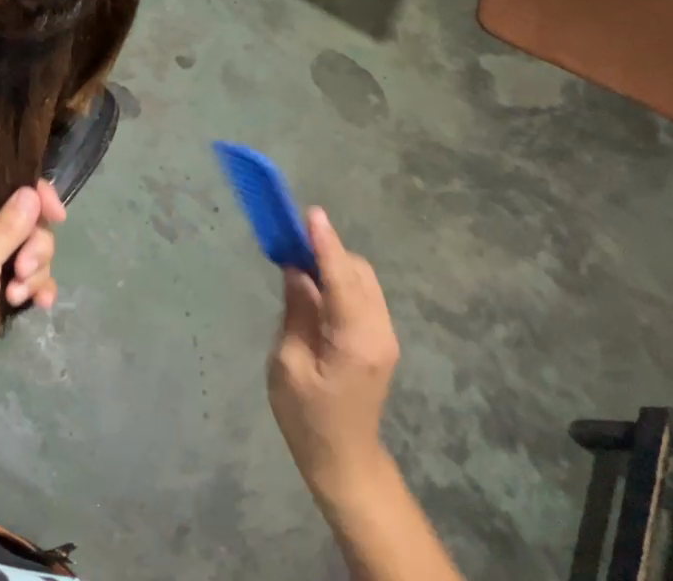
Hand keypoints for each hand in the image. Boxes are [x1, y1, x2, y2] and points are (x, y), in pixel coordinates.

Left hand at [0, 182, 65, 391]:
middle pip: (32, 226)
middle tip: (21, 270)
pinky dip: (39, 291)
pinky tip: (40, 306)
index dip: (38, 198)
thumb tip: (32, 190)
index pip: (13, 192)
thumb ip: (7, 227)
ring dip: (36, 275)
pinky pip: (34, 283)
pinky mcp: (3, 294)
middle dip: (37, 248)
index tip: (57, 215)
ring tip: (17, 296)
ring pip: (36, 256)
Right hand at [268, 208, 400, 499]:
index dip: (325, 243)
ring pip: (362, 283)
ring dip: (333, 265)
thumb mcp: (288, 363)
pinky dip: (339, 282)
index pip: (342, 278)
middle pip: (359, 273)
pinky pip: (361, 297)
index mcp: (356, 339)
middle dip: (329, 251)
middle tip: (290, 239)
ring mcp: (383, 336)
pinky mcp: (378, 341)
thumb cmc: (306, 415)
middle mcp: (379, 331)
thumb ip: (297, 312)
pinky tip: (312, 285)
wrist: (342, 458)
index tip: (311, 213)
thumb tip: (297, 271)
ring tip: (296, 259)